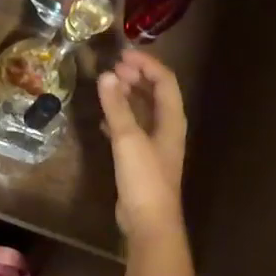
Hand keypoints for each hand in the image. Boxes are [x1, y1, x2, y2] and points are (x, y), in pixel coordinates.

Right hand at [96, 48, 186, 238]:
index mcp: (171, 121)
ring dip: (128, 97)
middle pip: (156, 95)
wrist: (149, 220)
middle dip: (137, 78)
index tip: (122, 54)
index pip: (165, 82)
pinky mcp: (141, 160)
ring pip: (143, 112)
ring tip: (108, 86)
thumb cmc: (144, 178)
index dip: (147, 65)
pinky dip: (120, 118)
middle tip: (113, 67)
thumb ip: (117, 107)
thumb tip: (107, 75)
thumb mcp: (128, 139)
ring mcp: (154, 145)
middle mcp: (167, 129)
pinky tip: (104, 119)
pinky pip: (132, 129)